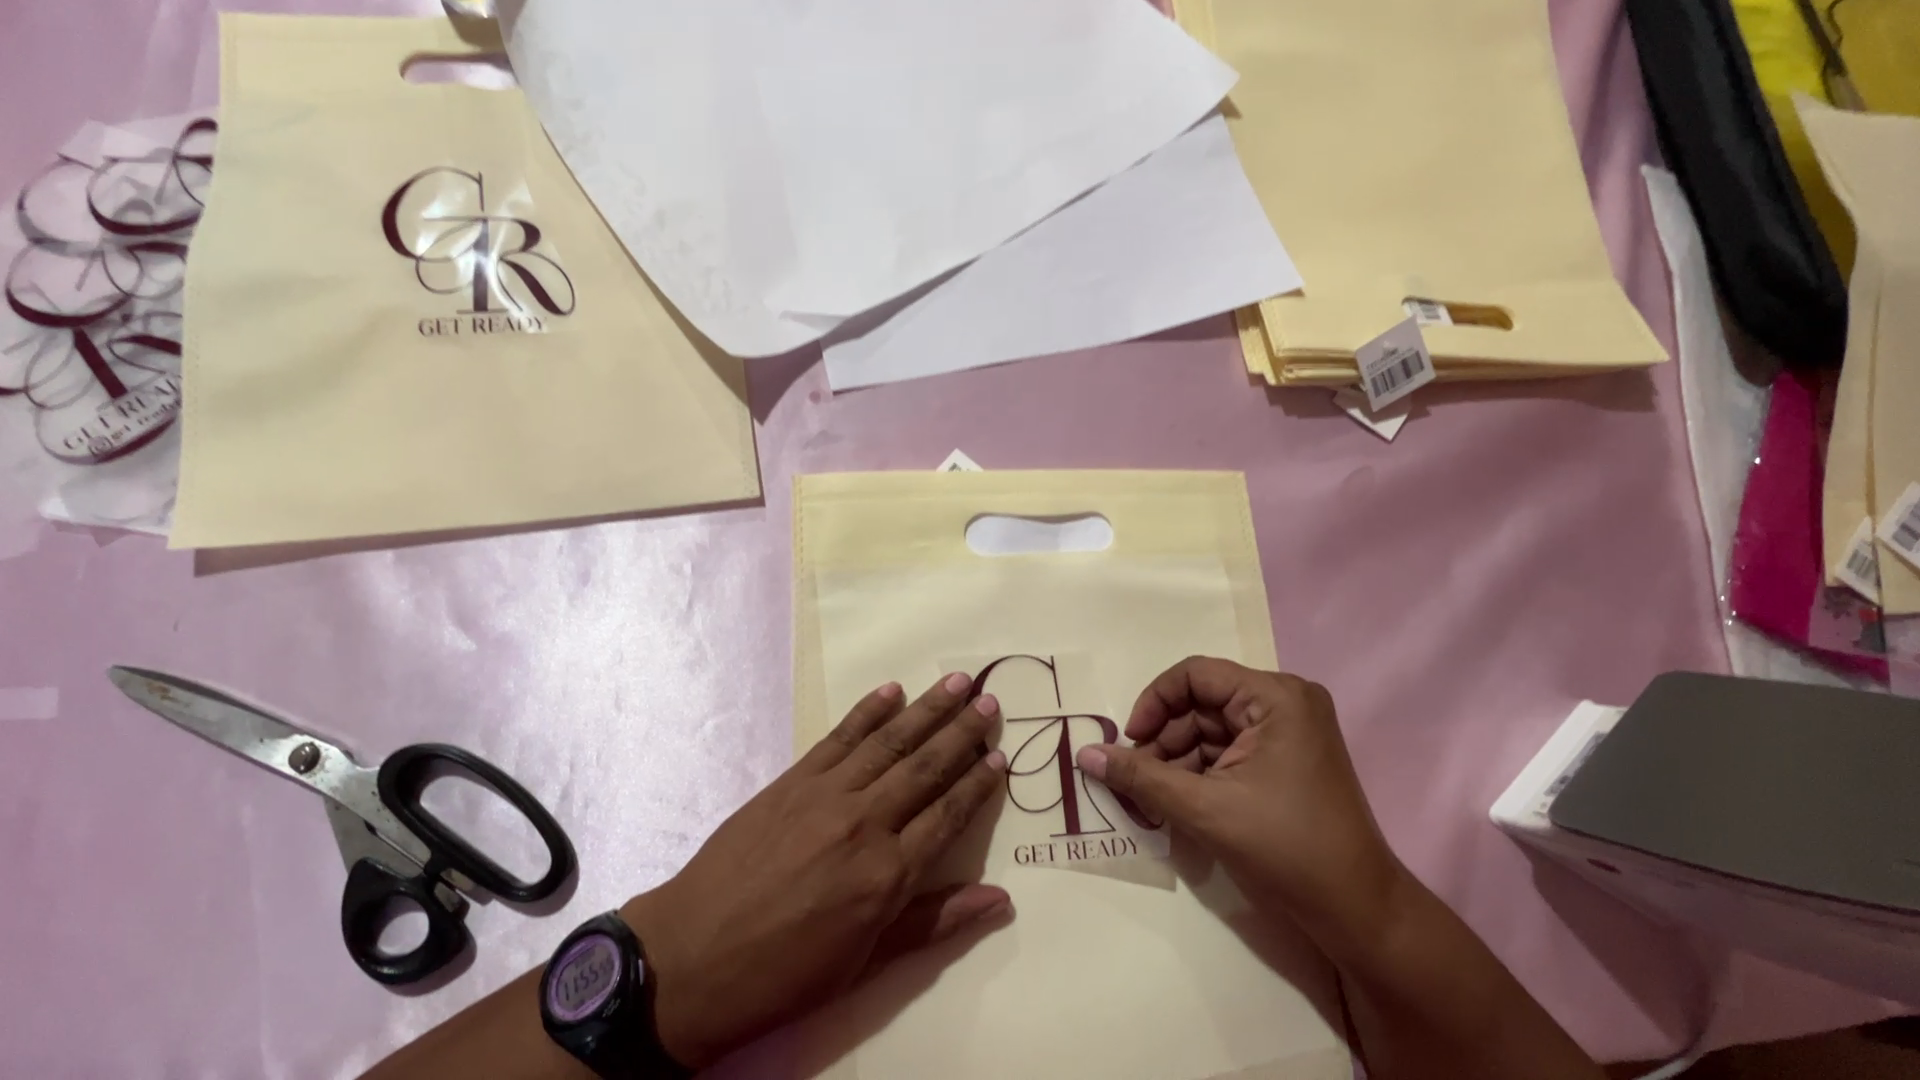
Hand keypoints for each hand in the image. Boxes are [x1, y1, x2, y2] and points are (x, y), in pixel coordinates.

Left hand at [621, 673, 1011, 1067]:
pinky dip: (866, 713)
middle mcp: (865, 822)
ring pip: (887, 743)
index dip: (978, 784)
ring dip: (925, 710)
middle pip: (925, 767)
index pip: (948, 814)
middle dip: (961, 733)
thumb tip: (1001, 899)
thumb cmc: (787, 973)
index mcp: (889, 873)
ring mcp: (825, 796)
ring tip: (955, 682)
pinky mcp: (791, 782)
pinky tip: (890, 692)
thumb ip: (936, 921)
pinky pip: (838, 739)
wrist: (692, 958)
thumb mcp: (867, 962)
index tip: (1000, 756)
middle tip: (989, 700)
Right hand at [1076, 657, 1405, 945]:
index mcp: (1275, 697)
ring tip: (1150, 801)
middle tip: (1134, 781)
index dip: (1154, 702)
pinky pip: (1229, 753)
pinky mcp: (1287, 762)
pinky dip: (1199, 775)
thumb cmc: (1284, 847)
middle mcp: (1285, 703)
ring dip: (1177, 762)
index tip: (1129, 743)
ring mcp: (1289, 733)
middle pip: (1201, 704)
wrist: (1355, 910)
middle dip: (1163, 741)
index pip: (1195, 675)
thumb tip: (1085, 755)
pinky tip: (1176, 805)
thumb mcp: (1204, 809)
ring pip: (1211, 732)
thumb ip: (1140, 777)